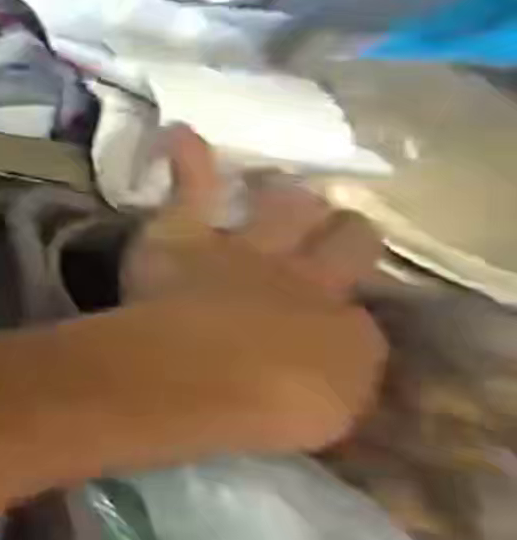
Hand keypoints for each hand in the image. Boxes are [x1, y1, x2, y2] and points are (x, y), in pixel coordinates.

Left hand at [118, 126, 387, 453]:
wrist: (209, 367)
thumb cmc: (266, 404)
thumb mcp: (322, 407)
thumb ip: (322, 374)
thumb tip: (313, 359)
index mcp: (348, 335)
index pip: (359, 318)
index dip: (341, 312)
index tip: (329, 314)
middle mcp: (306, 281)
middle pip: (341, 246)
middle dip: (341, 233)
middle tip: (336, 224)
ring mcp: (244, 248)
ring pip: (281, 209)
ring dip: (283, 196)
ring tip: (281, 184)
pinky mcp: (184, 230)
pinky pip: (191, 186)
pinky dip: (187, 158)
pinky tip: (180, 131)